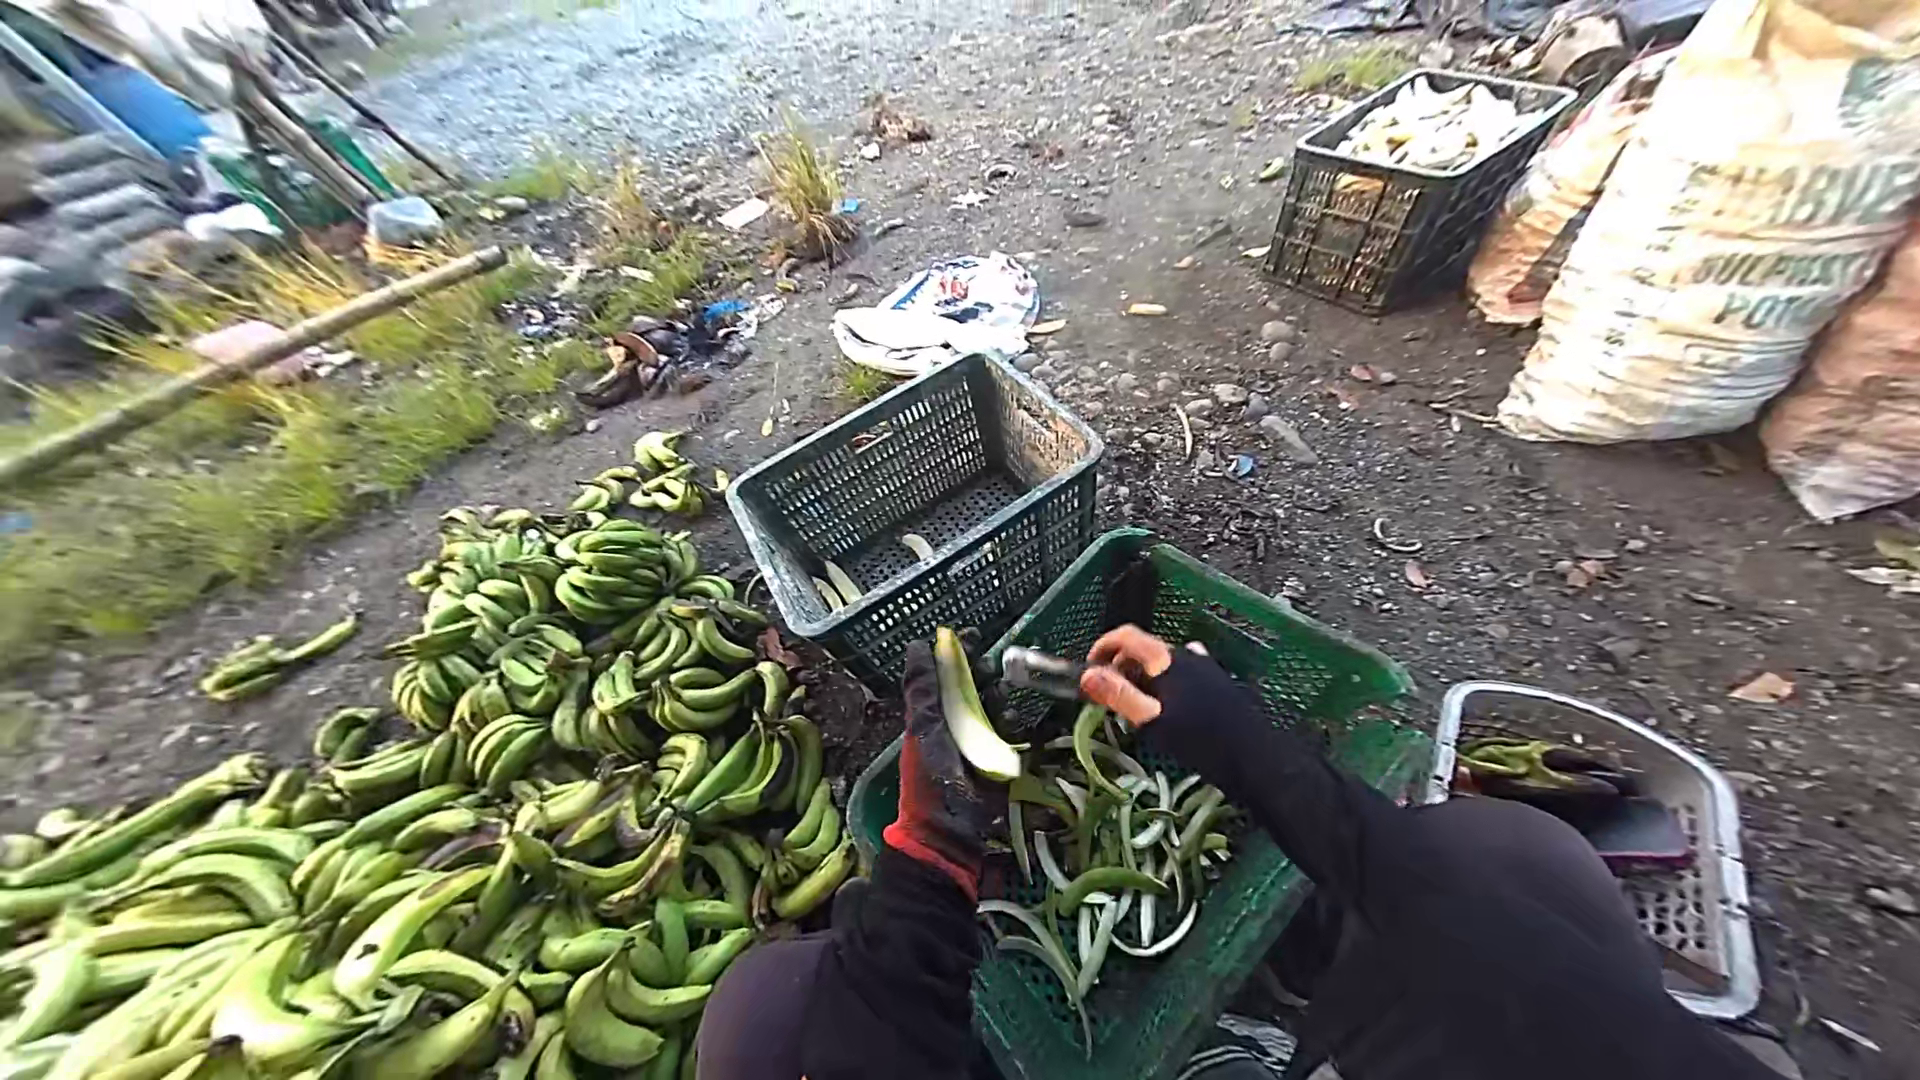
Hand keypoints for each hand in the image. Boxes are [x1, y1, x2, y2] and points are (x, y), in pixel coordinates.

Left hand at [883, 638, 1004, 898]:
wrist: (951, 834)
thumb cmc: (931, 779)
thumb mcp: (924, 729)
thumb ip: (923, 689)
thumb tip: (918, 644)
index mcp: (932, 710)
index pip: (946, 671)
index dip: (958, 652)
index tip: (972, 637)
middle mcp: (954, 718)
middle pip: (973, 682)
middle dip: (984, 672)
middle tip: (991, 670)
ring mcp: (977, 736)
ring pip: (993, 702)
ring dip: (999, 695)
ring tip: (1001, 697)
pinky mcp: (997, 753)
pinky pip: (1007, 729)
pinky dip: (1010, 721)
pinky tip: (1011, 720)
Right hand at [1079, 624, 1234, 727]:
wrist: (1257, 758)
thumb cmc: (1200, 740)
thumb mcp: (1152, 721)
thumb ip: (1118, 695)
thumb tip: (1088, 676)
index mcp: (1165, 659)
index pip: (1126, 636)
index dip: (1103, 646)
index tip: (1090, 670)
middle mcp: (1184, 655)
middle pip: (1142, 648)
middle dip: (1119, 666)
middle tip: (1109, 695)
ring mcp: (1204, 666)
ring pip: (1162, 661)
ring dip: (1142, 676)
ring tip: (1136, 705)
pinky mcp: (1216, 681)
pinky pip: (1181, 672)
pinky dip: (1165, 681)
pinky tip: (1168, 703)